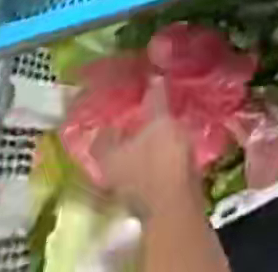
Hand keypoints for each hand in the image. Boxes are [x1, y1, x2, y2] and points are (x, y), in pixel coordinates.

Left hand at [95, 82, 202, 218]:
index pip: (100, 137)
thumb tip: (153, 75)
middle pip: (117, 151)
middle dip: (130, 134)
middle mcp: (113, 175)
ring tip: (163, 128)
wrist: (177, 201)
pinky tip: (174, 146)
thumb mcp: (160, 121)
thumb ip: (156, 99)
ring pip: (135, 162)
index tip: (123, 108)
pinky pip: (151, 171)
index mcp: (107, 156)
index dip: (110, 122)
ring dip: (146, 147)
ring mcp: (131, 189)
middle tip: (145, 115)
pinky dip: (159, 159)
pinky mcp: (151, 195)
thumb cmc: (160, 158)